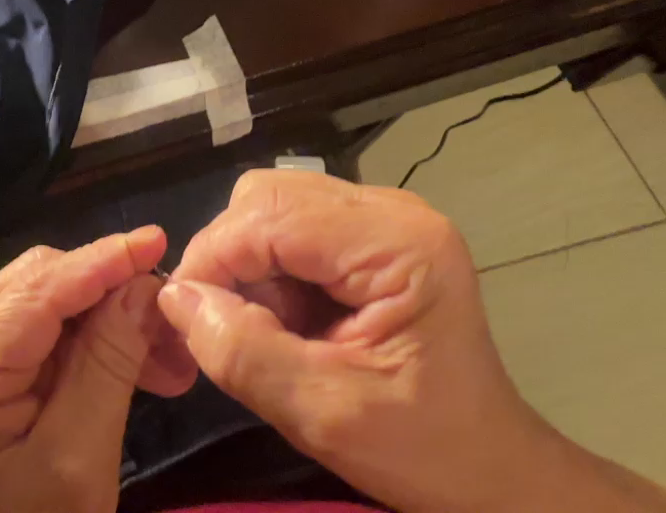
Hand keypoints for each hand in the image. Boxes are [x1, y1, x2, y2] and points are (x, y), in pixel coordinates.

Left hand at [0, 226, 196, 512]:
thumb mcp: (81, 457)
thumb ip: (109, 362)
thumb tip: (144, 285)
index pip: (36, 293)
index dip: (100, 261)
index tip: (157, 239)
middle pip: (36, 284)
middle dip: (109, 291)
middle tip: (171, 320)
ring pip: (44, 298)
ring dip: (107, 313)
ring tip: (166, 350)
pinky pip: (41, 329)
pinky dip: (91, 336)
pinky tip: (135, 358)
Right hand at [156, 170, 562, 512]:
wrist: (490, 469)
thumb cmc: (422, 448)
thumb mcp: (325, 413)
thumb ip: (244, 352)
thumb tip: (175, 297)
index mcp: (397, 243)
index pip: (271, 216)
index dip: (215, 257)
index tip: (186, 314)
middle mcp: (391, 209)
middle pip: (269, 196)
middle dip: (231, 255)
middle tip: (227, 322)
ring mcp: (383, 214)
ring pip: (273, 203)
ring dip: (248, 259)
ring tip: (266, 322)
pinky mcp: (371, 230)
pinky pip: (291, 222)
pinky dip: (269, 263)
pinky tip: (287, 312)